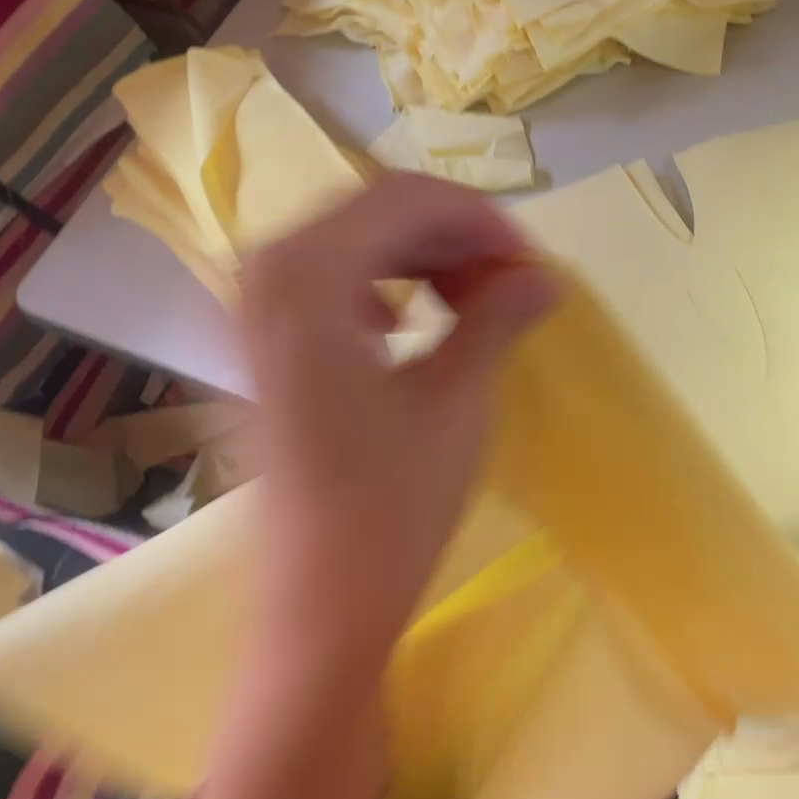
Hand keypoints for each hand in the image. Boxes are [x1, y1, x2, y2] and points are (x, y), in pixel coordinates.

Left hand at [239, 174, 555, 664]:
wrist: (322, 599)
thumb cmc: (394, 501)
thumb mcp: (458, 398)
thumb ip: (499, 317)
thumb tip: (546, 277)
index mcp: (304, 274)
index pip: (404, 199)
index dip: (480, 219)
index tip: (533, 258)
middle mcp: (262, 275)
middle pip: (372, 215)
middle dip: (453, 239)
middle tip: (513, 281)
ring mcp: (251, 315)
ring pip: (350, 249)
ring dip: (421, 263)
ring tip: (477, 302)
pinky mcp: (259, 352)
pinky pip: (327, 289)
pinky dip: (381, 291)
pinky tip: (411, 325)